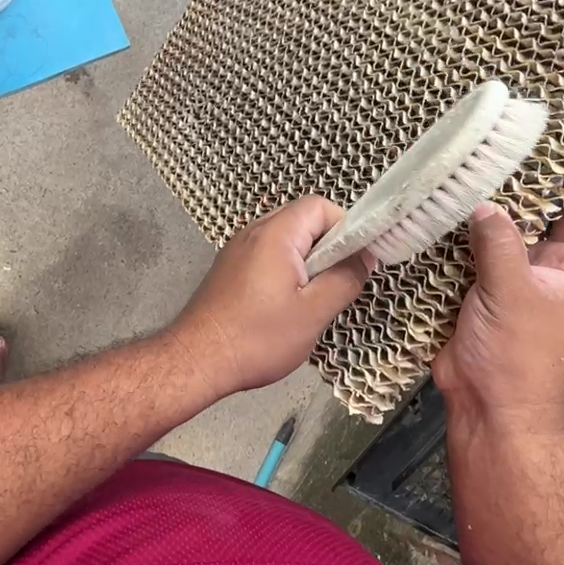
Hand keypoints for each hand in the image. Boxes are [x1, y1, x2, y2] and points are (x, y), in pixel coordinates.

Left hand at [166, 197, 375, 394]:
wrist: (198, 358)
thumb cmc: (256, 338)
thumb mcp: (313, 312)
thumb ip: (345, 278)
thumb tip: (365, 256)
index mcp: (275, 234)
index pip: (320, 206)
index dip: (345, 227)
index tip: (356, 260)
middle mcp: (253, 232)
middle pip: (302, 219)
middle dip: (328, 246)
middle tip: (336, 282)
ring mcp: (238, 249)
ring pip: (285, 240)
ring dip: (307, 261)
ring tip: (311, 298)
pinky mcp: (230, 268)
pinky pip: (267, 255)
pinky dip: (285, 270)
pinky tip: (286, 304)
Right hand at [433, 127, 563, 432]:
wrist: (490, 403)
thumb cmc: (520, 355)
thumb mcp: (515, 295)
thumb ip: (500, 245)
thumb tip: (484, 203)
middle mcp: (563, 266)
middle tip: (561, 125)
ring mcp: (528, 274)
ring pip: (532, 222)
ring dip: (524, 190)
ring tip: (514, 148)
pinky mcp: (492, 282)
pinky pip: (494, 240)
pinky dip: (484, 217)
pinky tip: (470, 192)